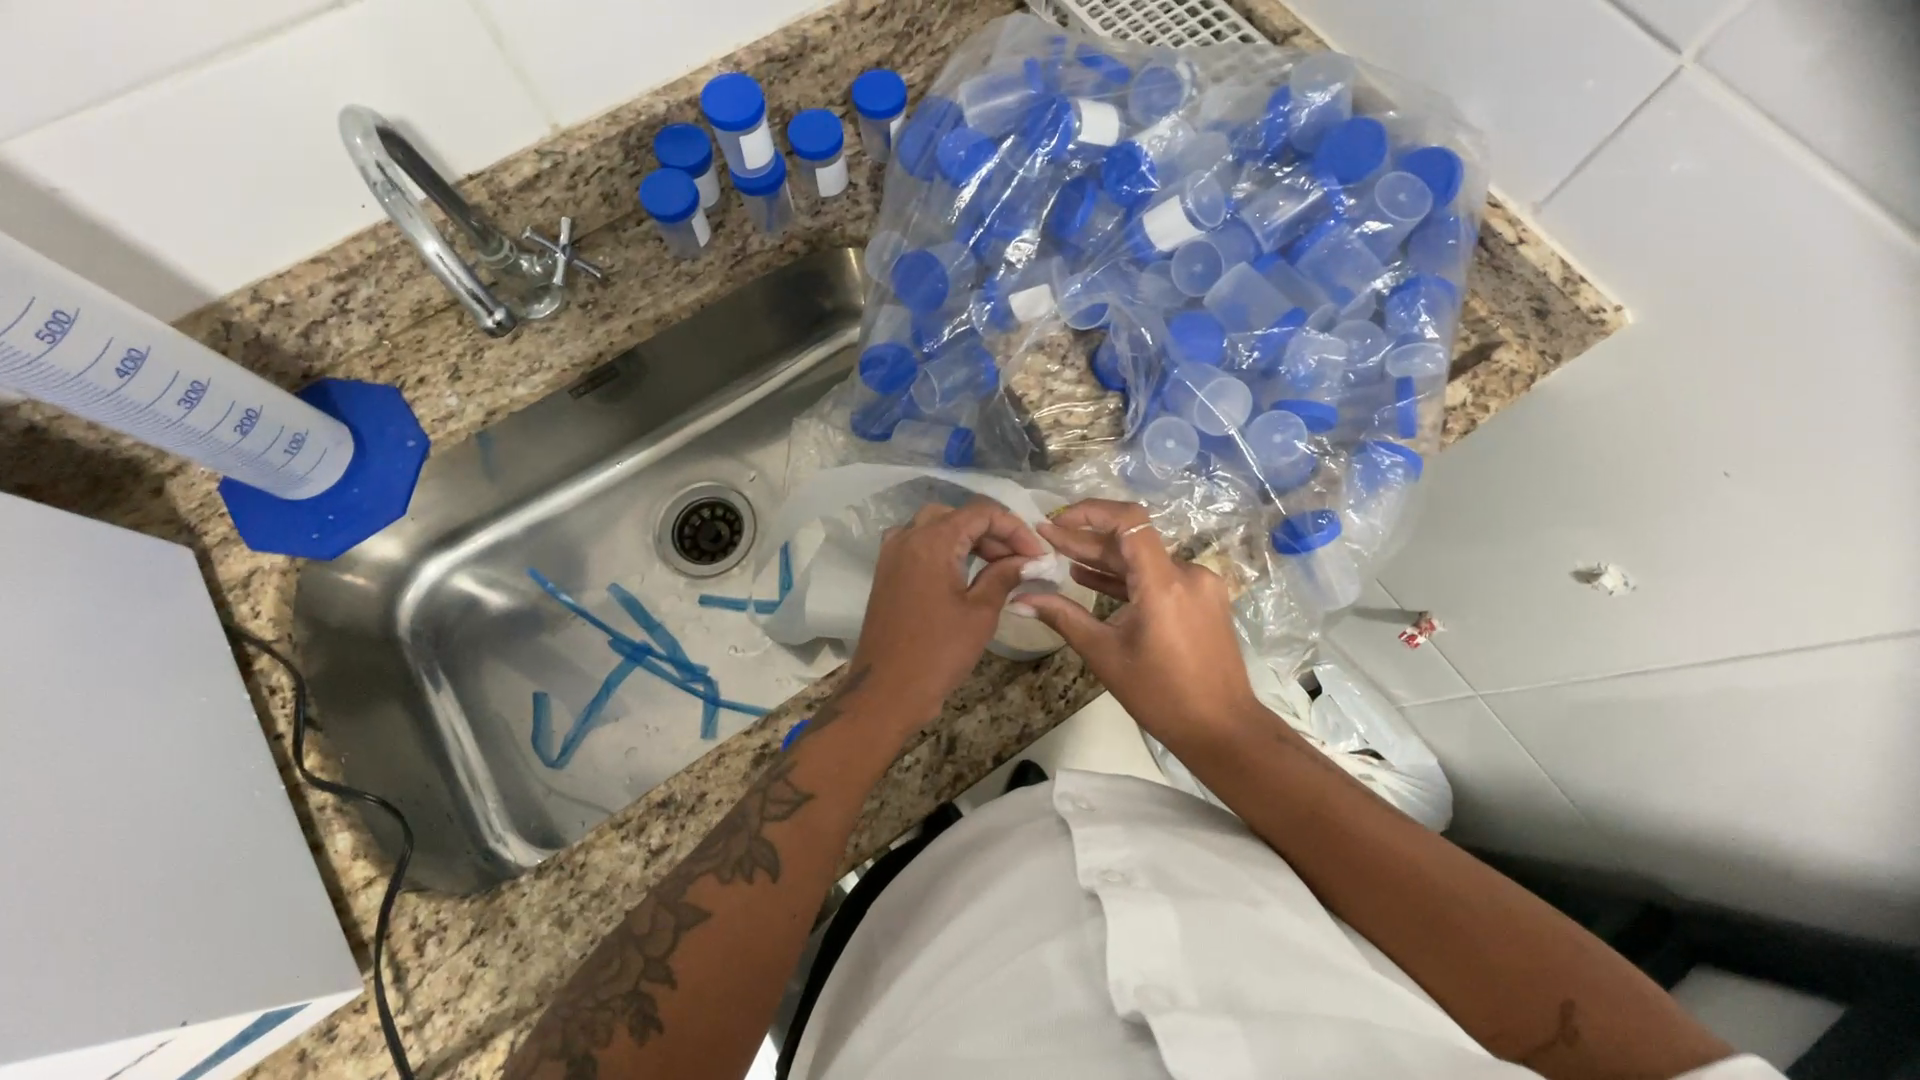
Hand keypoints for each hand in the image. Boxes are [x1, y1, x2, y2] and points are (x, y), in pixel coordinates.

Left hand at [851, 498, 1047, 726]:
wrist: (887, 690)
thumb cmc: (938, 652)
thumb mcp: (980, 612)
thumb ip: (1004, 576)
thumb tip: (1029, 560)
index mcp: (931, 541)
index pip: (981, 512)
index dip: (1014, 528)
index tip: (1037, 554)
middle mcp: (907, 537)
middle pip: (958, 516)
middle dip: (993, 532)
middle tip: (1020, 560)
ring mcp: (892, 554)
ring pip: (937, 527)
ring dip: (970, 539)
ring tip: (1000, 567)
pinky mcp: (887, 572)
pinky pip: (920, 545)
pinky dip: (946, 550)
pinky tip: (968, 573)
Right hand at [1018, 499, 1259, 743]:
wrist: (1222, 728)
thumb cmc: (1161, 696)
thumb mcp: (1105, 654)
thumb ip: (1063, 617)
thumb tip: (1020, 599)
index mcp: (1164, 583)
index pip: (1129, 520)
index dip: (1090, 512)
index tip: (1057, 520)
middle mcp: (1187, 573)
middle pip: (1131, 541)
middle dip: (1086, 539)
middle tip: (1046, 538)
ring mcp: (1199, 585)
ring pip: (1144, 560)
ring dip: (1104, 559)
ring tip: (1061, 556)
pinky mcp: (1202, 600)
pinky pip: (1159, 577)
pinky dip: (1127, 578)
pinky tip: (1090, 578)